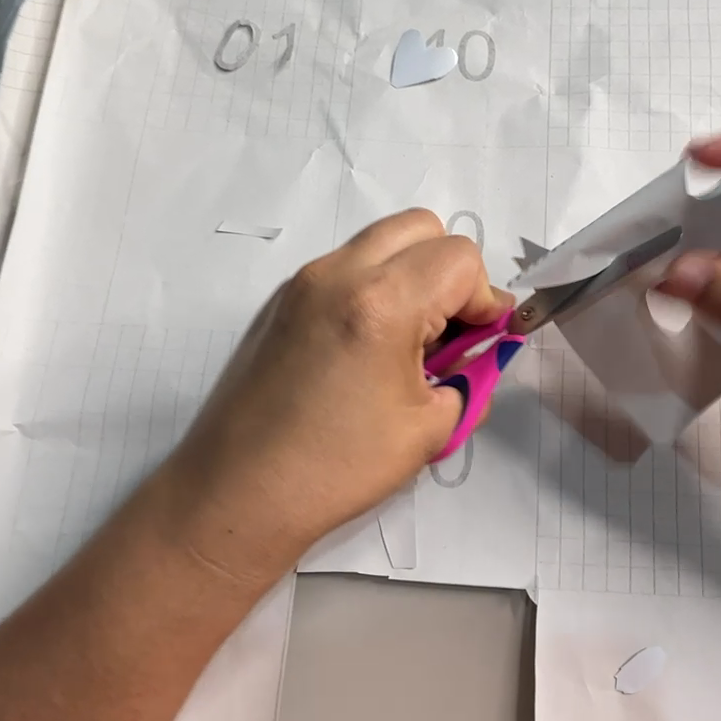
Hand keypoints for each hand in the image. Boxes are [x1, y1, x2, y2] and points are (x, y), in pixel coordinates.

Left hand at [144, 209, 509, 585]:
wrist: (236, 493)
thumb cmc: (338, 468)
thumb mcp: (430, 428)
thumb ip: (470, 378)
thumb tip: (479, 351)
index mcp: (381, 302)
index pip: (459, 259)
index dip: (484, 298)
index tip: (481, 341)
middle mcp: (339, 273)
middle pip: (421, 227)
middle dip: (450, 271)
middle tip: (448, 330)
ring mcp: (303, 281)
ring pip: (380, 242)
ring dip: (411, 275)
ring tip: (408, 341)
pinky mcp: (281, 300)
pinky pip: (346, 267)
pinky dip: (374, 287)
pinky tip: (365, 349)